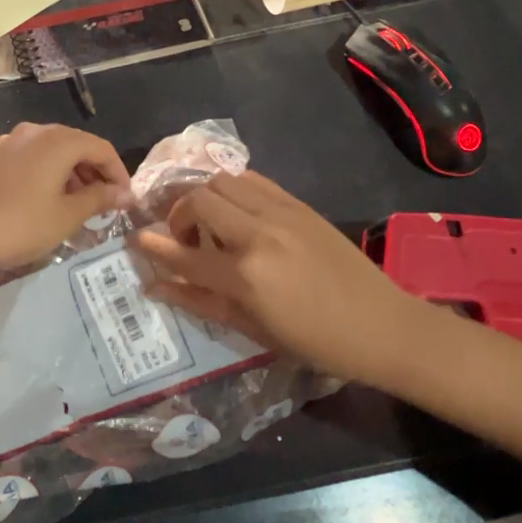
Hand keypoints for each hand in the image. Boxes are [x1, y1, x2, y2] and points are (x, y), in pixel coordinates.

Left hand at [0, 123, 131, 297]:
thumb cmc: (20, 225)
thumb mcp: (67, 215)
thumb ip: (99, 198)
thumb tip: (124, 193)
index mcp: (56, 140)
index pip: (100, 147)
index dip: (118, 172)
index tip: (125, 200)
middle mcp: (33, 132)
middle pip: (75, 144)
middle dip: (94, 172)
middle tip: (104, 204)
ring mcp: (8, 142)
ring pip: (51, 151)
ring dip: (71, 173)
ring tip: (77, 206)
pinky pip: (30, 158)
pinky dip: (47, 173)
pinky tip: (46, 200)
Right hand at [129, 172, 425, 384]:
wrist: (384, 325)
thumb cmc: (318, 342)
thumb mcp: (254, 332)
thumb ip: (201, 302)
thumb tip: (155, 287)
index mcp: (247, 276)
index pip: (184, 254)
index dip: (155, 247)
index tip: (137, 240)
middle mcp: (258, 235)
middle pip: (198, 199)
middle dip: (179, 214)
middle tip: (185, 238)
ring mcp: (280, 214)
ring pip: (222, 181)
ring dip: (205, 197)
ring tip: (211, 223)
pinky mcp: (298, 204)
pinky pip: (252, 179)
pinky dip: (232, 189)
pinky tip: (236, 210)